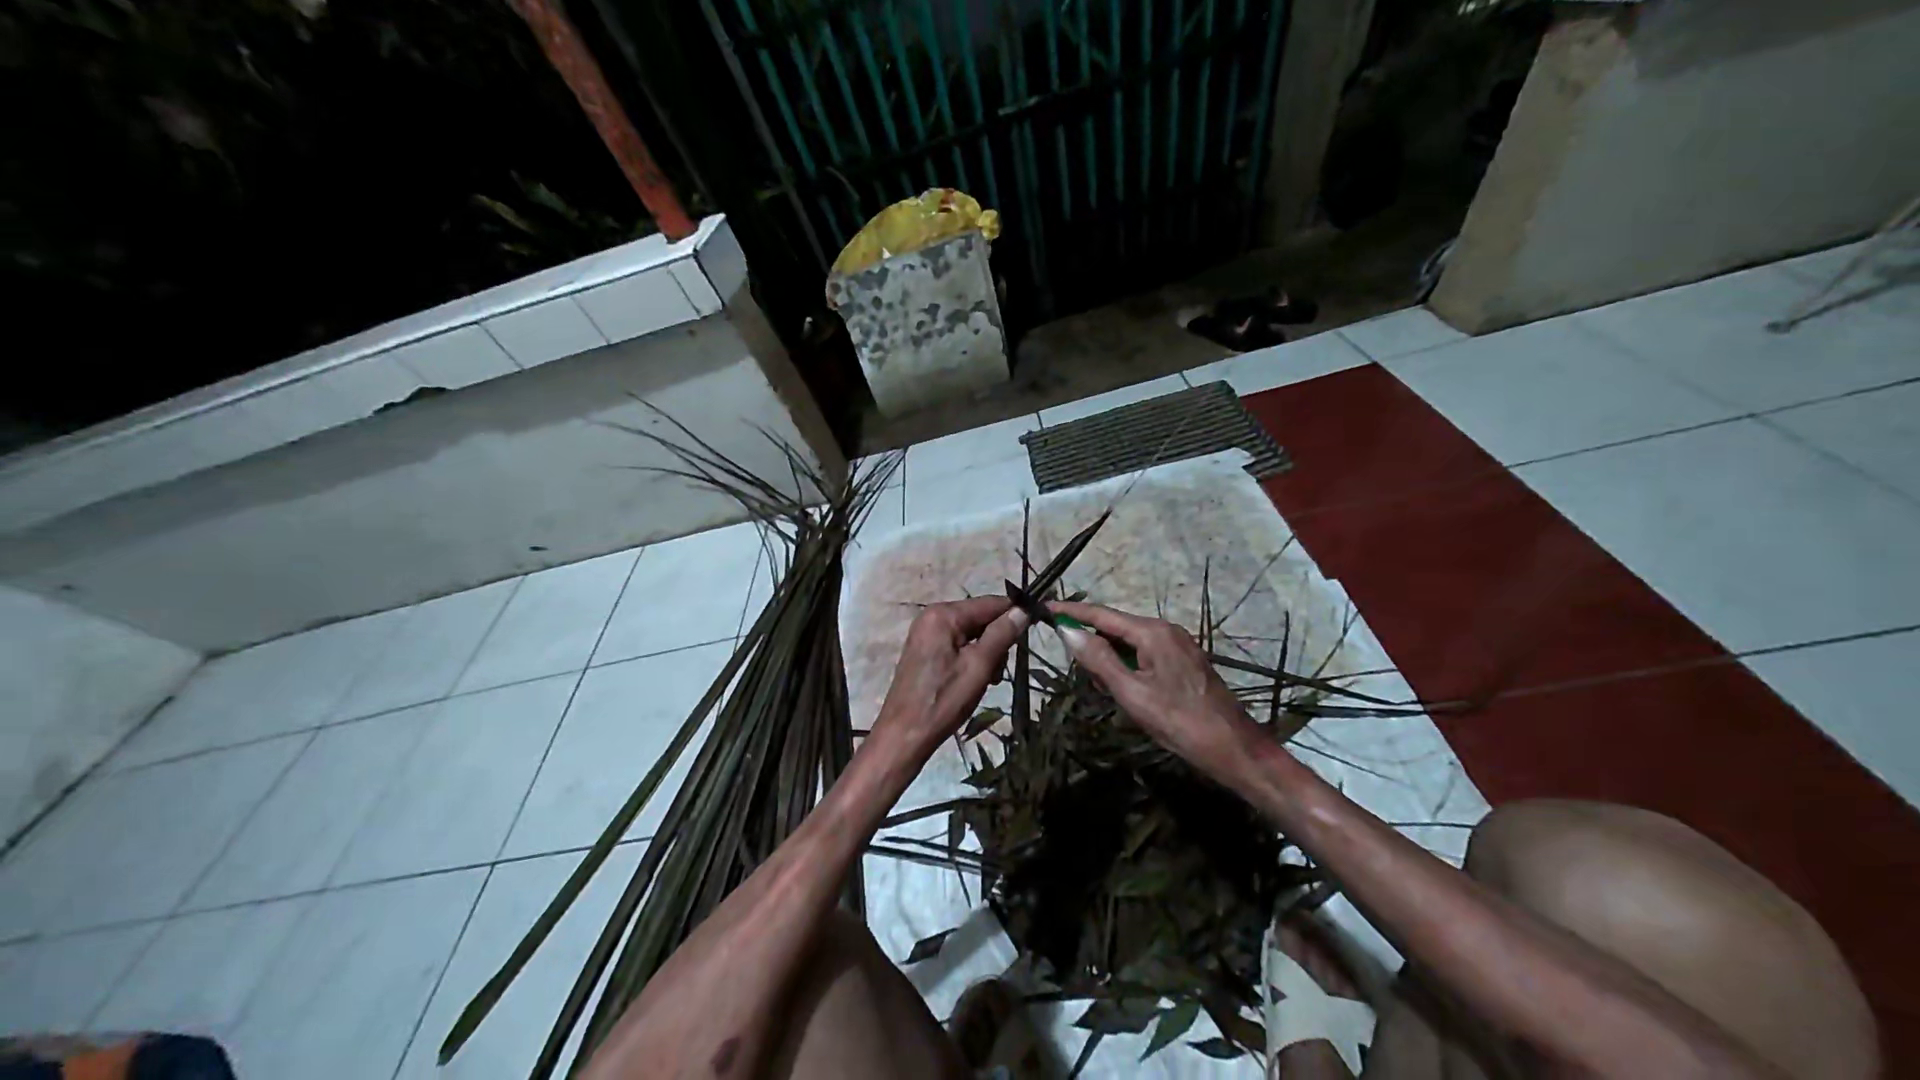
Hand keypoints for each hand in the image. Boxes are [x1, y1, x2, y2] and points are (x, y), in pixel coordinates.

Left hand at [872, 597, 1028, 751]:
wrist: (905, 734)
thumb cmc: (943, 700)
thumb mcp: (979, 666)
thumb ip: (1002, 634)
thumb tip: (1023, 610)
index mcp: (943, 614)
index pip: (990, 603)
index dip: (1015, 614)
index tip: (1038, 625)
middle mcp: (932, 616)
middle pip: (980, 617)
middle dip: (997, 640)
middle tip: (999, 671)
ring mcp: (926, 633)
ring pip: (971, 633)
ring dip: (986, 653)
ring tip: (986, 680)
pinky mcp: (925, 650)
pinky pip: (958, 644)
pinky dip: (972, 659)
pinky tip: (974, 681)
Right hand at [1047, 601, 1259, 778]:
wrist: (1233, 748)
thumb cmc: (1180, 721)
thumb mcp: (1132, 693)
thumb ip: (1099, 660)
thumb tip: (1068, 631)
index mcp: (1152, 632)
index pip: (1102, 614)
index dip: (1071, 611)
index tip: (1044, 607)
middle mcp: (1165, 630)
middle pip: (1115, 627)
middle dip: (1092, 643)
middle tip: (1078, 670)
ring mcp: (1177, 646)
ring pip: (1129, 643)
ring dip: (1110, 660)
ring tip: (1104, 688)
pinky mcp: (1183, 662)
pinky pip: (1144, 655)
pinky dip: (1127, 667)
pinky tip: (1124, 690)